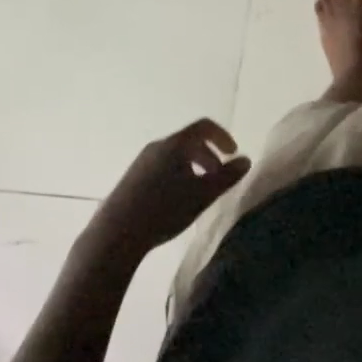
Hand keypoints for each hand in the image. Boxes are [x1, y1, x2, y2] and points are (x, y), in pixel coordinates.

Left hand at [87, 119, 250, 259]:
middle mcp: (157, 146)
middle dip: (209, 156)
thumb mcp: (202, 195)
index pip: (204, 126)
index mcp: (175, 144)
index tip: (233, 154)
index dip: (223, 136)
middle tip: (218, 178)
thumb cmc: (164, 210)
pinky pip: (161, 167)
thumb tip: (246, 160)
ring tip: (198, 193)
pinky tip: (175, 202)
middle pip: (189, 142)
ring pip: (175, 156)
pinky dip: (177, 175)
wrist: (115, 234)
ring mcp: (141, 162)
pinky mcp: (131, 178)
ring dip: (193, 168)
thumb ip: (227, 176)